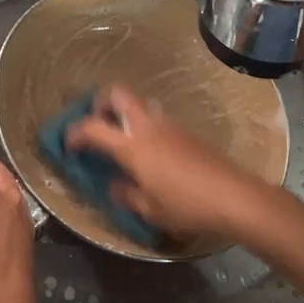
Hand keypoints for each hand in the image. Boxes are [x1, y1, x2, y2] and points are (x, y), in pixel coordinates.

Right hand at [66, 83, 271, 239]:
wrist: (234, 197)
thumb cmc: (186, 205)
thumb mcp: (150, 209)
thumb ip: (127, 194)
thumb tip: (116, 185)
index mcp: (132, 145)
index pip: (94, 127)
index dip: (75, 132)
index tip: (68, 142)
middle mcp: (148, 126)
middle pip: (118, 93)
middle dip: (101, 103)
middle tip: (99, 123)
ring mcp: (170, 125)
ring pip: (141, 103)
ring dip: (127, 114)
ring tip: (126, 141)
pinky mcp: (187, 131)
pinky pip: (158, 119)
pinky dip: (147, 127)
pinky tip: (153, 154)